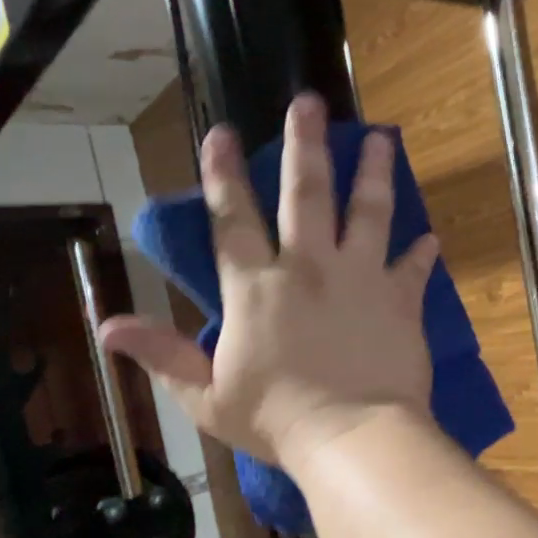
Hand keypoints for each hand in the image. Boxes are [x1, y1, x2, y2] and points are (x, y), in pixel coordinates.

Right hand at [101, 93, 440, 465]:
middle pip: (307, 192)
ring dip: (374, 173)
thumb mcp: (206, 394)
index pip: (233, 219)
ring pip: (368, 211)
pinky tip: (431, 237)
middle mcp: (309, 268)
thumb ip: (162, 355)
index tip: (223, 132)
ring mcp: (361, 278)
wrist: (353, 434)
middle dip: (305, 144)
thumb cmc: (277, 419)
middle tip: (310, 103)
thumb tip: (106, 325)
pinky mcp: (402, 299)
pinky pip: (415, 267)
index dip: (224, 173)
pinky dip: (422, 252)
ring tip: (382, 140)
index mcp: (256, 288)